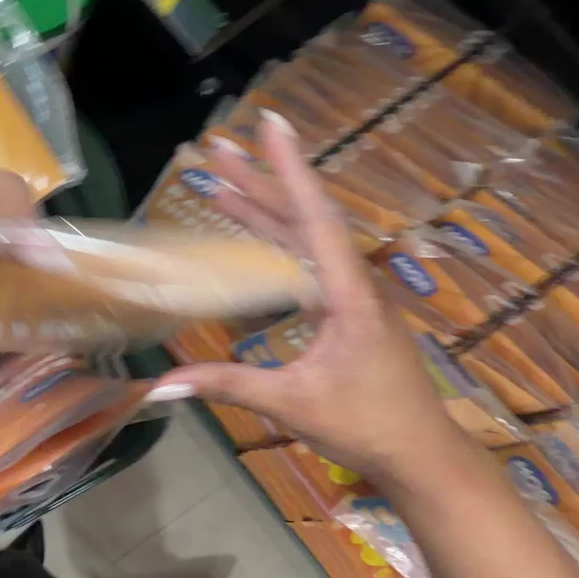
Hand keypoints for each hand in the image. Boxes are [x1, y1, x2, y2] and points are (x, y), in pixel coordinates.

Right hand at [154, 114, 469, 480]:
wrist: (420, 453)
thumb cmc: (364, 424)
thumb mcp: (290, 403)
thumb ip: (226, 385)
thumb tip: (159, 386)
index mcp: (346, 294)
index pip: (314, 219)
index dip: (289, 170)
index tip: (269, 124)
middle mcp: (350, 284)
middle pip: (302, 219)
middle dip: (260, 181)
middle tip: (217, 149)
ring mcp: (350, 297)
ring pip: (304, 240)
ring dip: (265, 208)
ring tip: (221, 182)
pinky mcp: (345, 313)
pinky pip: (305, 264)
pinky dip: (275, 243)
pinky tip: (253, 237)